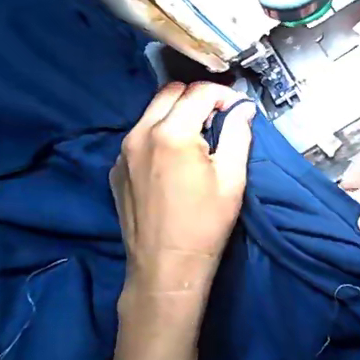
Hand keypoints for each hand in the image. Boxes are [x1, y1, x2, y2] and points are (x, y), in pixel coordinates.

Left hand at [112, 82, 255, 325]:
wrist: (166, 268)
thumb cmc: (205, 224)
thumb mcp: (232, 178)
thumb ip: (238, 134)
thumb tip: (243, 108)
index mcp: (171, 133)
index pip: (199, 92)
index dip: (224, 95)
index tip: (238, 110)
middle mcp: (140, 133)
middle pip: (171, 92)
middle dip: (197, 98)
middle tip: (218, 118)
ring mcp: (124, 151)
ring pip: (152, 112)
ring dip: (177, 114)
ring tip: (198, 139)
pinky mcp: (117, 169)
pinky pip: (139, 136)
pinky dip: (159, 135)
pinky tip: (174, 160)